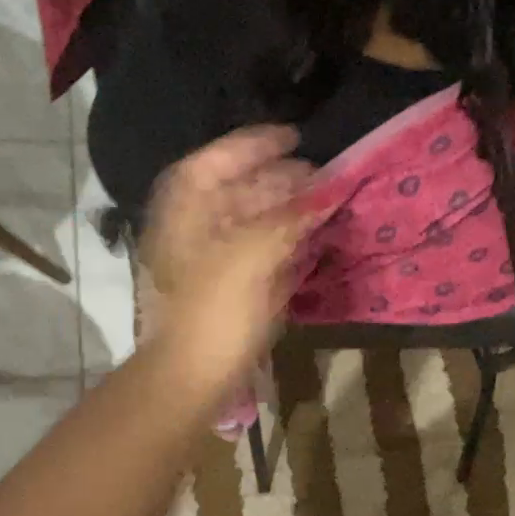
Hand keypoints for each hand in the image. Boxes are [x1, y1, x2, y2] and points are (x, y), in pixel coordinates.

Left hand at [139, 126, 315, 396]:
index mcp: (188, 209)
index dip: (255, 145)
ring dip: (287, 213)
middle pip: (238, 191)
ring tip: (324, 205)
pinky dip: (285, 246)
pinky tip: (310, 244)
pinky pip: (261, 258)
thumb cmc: (213, 313)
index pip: (219, 160)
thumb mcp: (249, 257)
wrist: (190, 379)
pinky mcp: (230, 295)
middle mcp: (196, 229)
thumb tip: (326, 191)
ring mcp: (212, 264)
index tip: (294, 137)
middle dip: (279, 180)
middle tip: (321, 176)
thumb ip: (288, 219)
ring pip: (252, 225)